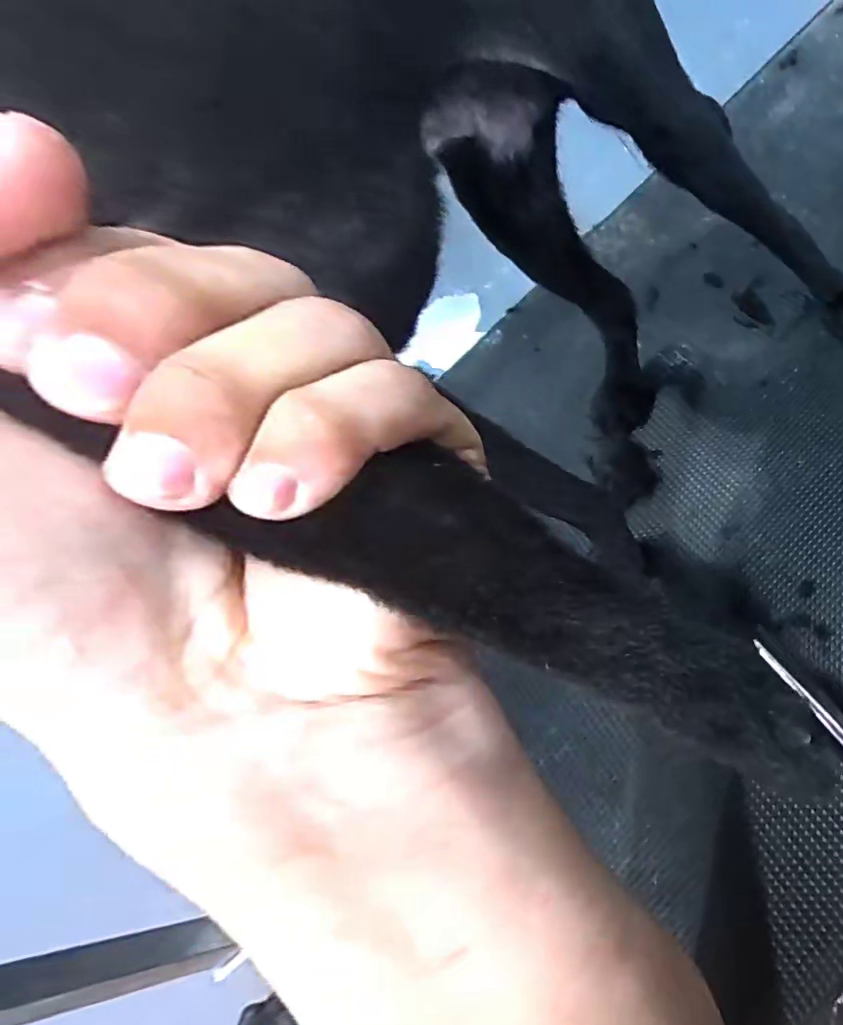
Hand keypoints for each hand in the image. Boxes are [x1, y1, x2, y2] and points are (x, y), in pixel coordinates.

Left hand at [0, 110, 494, 904]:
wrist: (219, 703)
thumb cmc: (49, 599)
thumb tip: (36, 133)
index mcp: (132, 350)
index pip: (130, 238)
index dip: (79, 265)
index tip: (23, 351)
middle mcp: (248, 365)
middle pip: (240, 266)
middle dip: (160, 327)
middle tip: (99, 417)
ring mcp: (351, 409)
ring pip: (330, 327)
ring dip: (247, 400)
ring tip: (203, 494)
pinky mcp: (431, 454)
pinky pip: (405, 392)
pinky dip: (338, 431)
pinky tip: (293, 498)